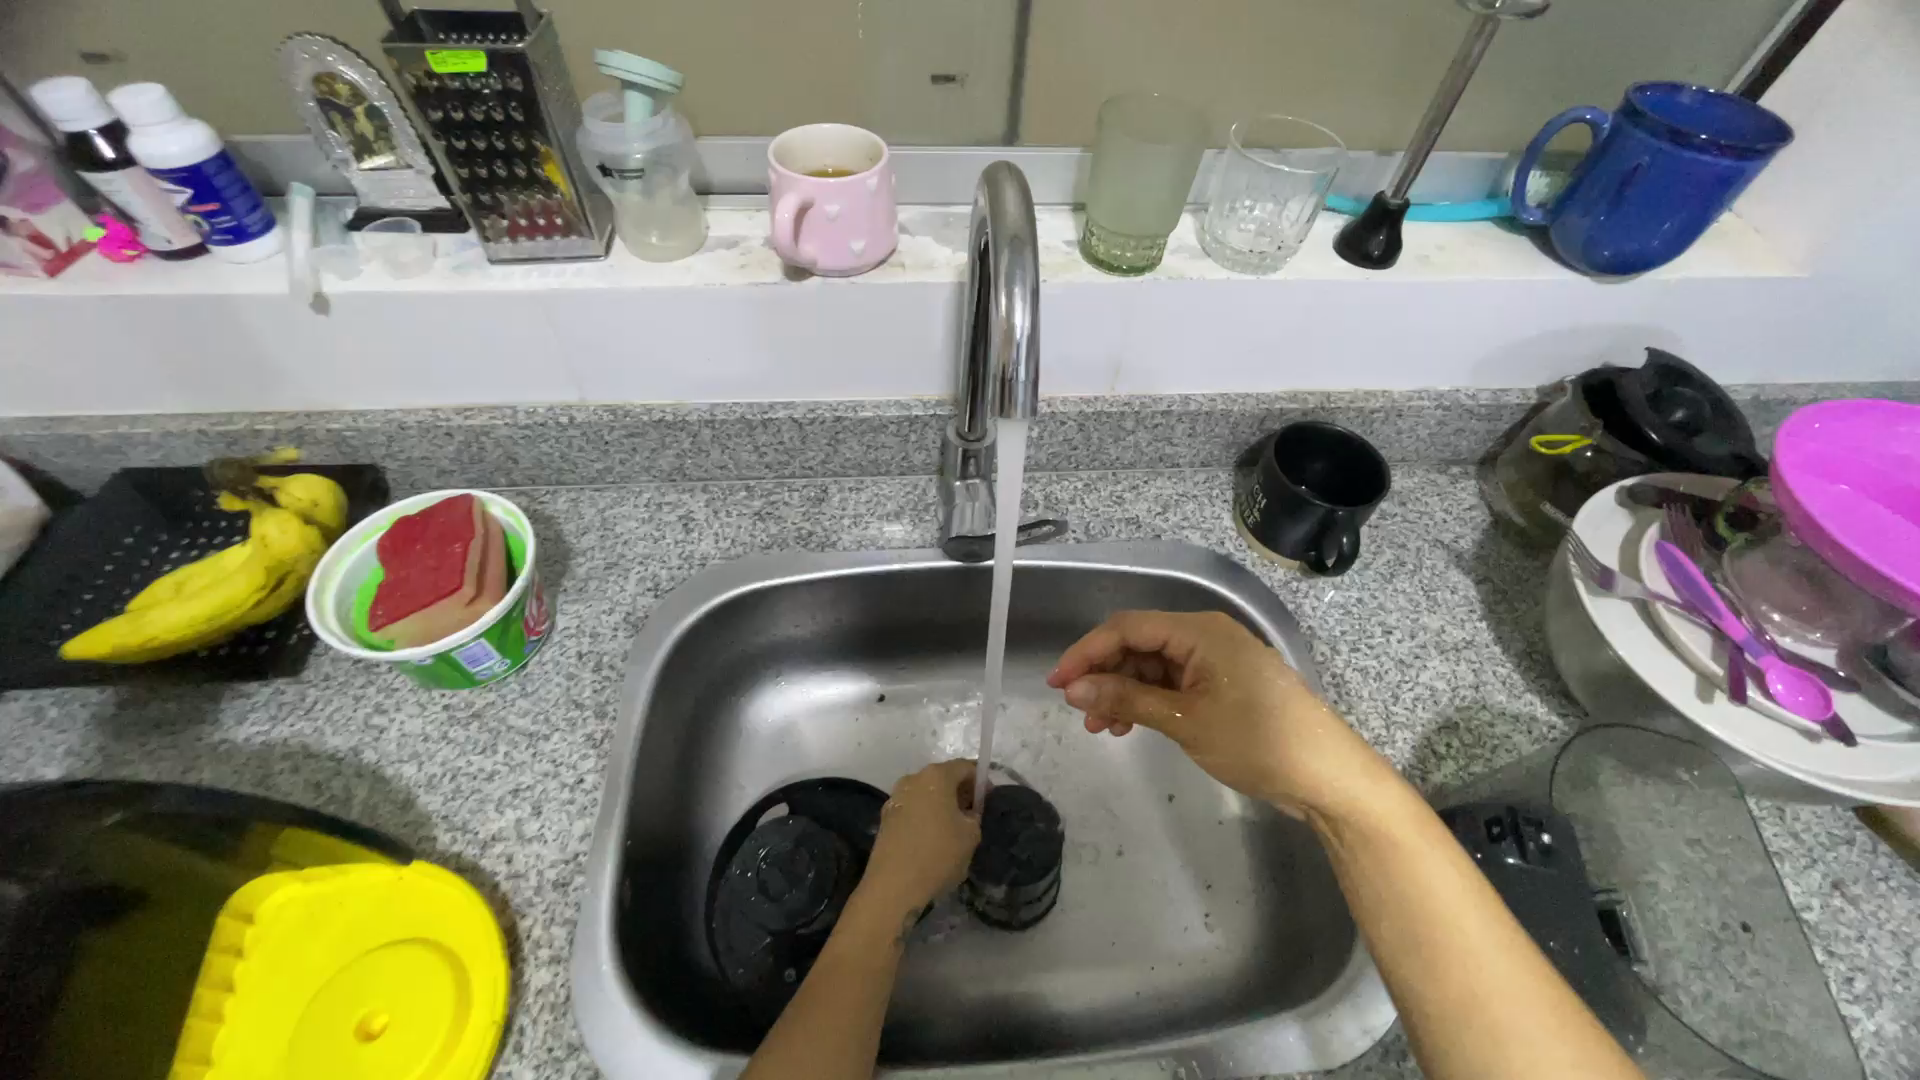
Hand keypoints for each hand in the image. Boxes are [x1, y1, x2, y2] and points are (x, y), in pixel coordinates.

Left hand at [857, 759, 981, 916]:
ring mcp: (896, 797)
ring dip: (941, 803)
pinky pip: (913, 807)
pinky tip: (932, 837)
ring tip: (954, 827)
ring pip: (926, 792)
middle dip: (960, 790)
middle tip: (974, 812)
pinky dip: (926, 814)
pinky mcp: (886, 816)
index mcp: (936, 776)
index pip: (964, 767)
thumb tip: (967, 812)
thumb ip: (974, 815)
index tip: (989, 797)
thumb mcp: (971, 835)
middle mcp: (913, 779)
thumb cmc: (938, 854)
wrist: (893, 886)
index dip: (980, 779)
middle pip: (943, 777)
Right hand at [1046, 610, 1393, 819]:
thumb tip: (1073, 689)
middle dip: (1104, 676)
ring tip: (1101, 729)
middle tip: (1080, 713)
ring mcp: (1216, 660)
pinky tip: (1131, 727)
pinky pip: (1173, 683)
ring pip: (1153, 666)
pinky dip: (1148, 702)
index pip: (1126, 628)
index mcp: (1199, 630)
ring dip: (1123, 693)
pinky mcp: (1224, 684)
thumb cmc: (1257, 741)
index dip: (1086, 653)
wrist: (1328, 777)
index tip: (1056, 684)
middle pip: (1138, 645)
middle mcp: (1206, 635)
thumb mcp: (1184, 721)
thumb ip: (1126, 700)